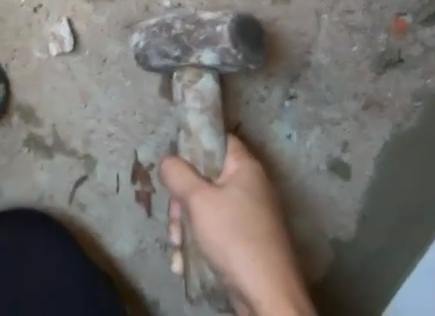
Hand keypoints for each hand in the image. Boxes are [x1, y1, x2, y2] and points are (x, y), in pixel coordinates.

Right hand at [161, 138, 314, 315]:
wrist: (267, 296)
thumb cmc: (234, 237)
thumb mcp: (197, 199)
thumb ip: (177, 172)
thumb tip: (168, 161)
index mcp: (246, 168)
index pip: (218, 139)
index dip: (194, 143)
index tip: (173, 160)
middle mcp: (251, 187)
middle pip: (206, 175)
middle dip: (183, 194)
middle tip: (174, 211)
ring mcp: (251, 216)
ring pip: (206, 204)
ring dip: (185, 220)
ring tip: (177, 241)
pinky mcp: (247, 241)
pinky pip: (215, 228)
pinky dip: (198, 237)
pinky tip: (184, 256)